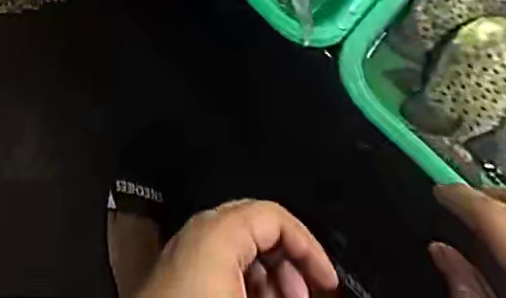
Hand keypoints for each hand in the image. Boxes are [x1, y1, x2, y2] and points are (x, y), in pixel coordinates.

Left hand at [136, 199, 341, 297]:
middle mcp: (201, 229)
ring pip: (240, 247)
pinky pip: (221, 263)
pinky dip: (245, 281)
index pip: (275, 215)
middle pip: (258, 226)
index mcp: (219, 229)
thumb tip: (307, 287)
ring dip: (268, 275)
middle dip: (288, 261)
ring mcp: (185, 249)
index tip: (328, 282)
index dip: (309, 246)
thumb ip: (285, 289)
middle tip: (305, 297)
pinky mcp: (177, 273)